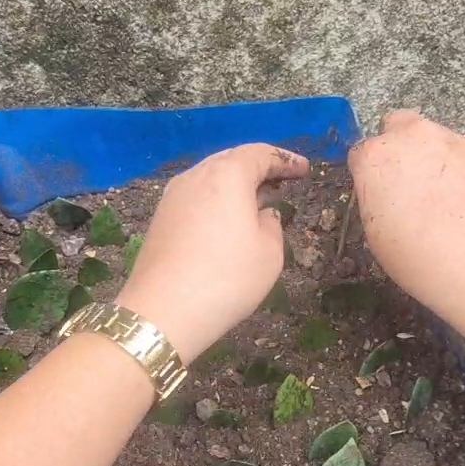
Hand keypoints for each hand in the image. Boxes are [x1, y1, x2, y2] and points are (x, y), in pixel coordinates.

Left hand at [116, 143, 307, 359]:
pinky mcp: (160, 219)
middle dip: (258, 168)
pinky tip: (226, 221)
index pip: (261, 154)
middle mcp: (196, 176)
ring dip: (235, 186)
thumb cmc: (227, 278)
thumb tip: (261, 214)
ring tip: (255, 202)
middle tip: (280, 182)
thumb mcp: (269, 253)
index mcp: (227, 175)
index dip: (285, 160)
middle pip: (232, 160)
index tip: (303, 170)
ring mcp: (173, 196)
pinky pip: (196, 198)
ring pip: (210, 178)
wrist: (164, 311)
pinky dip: (216, 201)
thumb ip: (272, 224)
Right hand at [348, 111, 464, 332]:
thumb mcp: (376, 236)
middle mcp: (412, 137)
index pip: (360, 154)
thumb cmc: (422, 259)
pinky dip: (456, 168)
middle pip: (395, 127)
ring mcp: (451, 140)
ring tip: (441, 199)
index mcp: (376, 157)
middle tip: (407, 189)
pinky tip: (464, 201)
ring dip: (428, 157)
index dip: (368, 176)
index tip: (378, 196)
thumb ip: (375, 198)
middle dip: (397, 151)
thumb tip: (384, 189)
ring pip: (430, 137)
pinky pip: (458, 152)